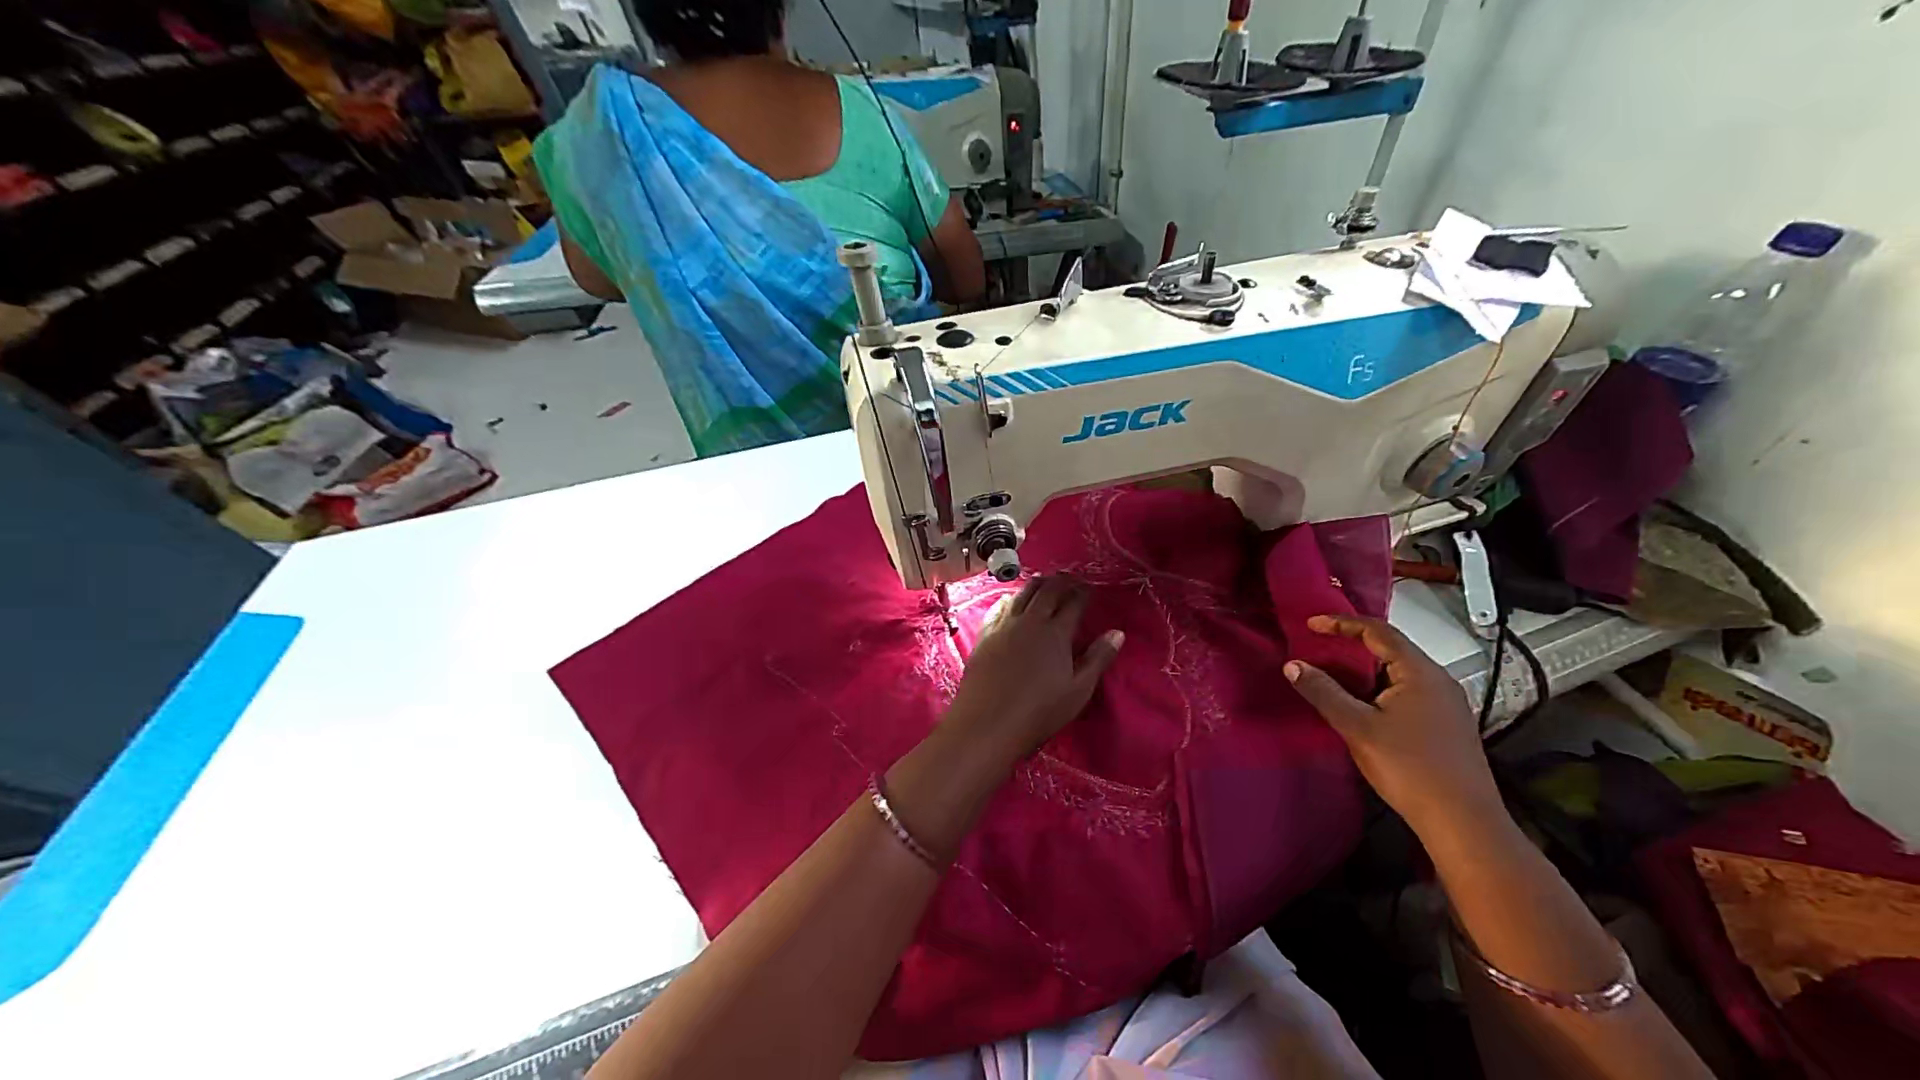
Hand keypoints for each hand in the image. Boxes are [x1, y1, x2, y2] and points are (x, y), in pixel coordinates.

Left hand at [944, 575, 1124, 765]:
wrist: (987, 722)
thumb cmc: (1039, 711)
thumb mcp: (1078, 690)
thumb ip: (1098, 658)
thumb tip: (1117, 632)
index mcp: (1055, 632)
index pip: (1073, 603)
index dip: (1083, 592)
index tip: (1090, 588)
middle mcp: (1029, 621)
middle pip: (1046, 591)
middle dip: (1061, 582)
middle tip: (1070, 580)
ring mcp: (1003, 626)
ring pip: (1021, 594)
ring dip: (1036, 585)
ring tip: (1044, 583)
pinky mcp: (985, 635)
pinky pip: (999, 607)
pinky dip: (1010, 598)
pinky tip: (1011, 601)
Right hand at [1284, 615, 1502, 834]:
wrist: (1462, 821)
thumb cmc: (1409, 767)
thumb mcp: (1357, 727)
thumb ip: (1323, 692)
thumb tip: (1293, 665)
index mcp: (1420, 673)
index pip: (1379, 631)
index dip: (1342, 623)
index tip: (1311, 624)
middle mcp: (1439, 680)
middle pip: (1392, 649)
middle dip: (1353, 645)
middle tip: (1318, 648)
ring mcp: (1447, 704)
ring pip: (1399, 672)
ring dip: (1365, 669)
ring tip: (1333, 675)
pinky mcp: (1446, 725)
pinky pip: (1407, 691)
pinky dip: (1379, 687)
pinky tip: (1361, 705)